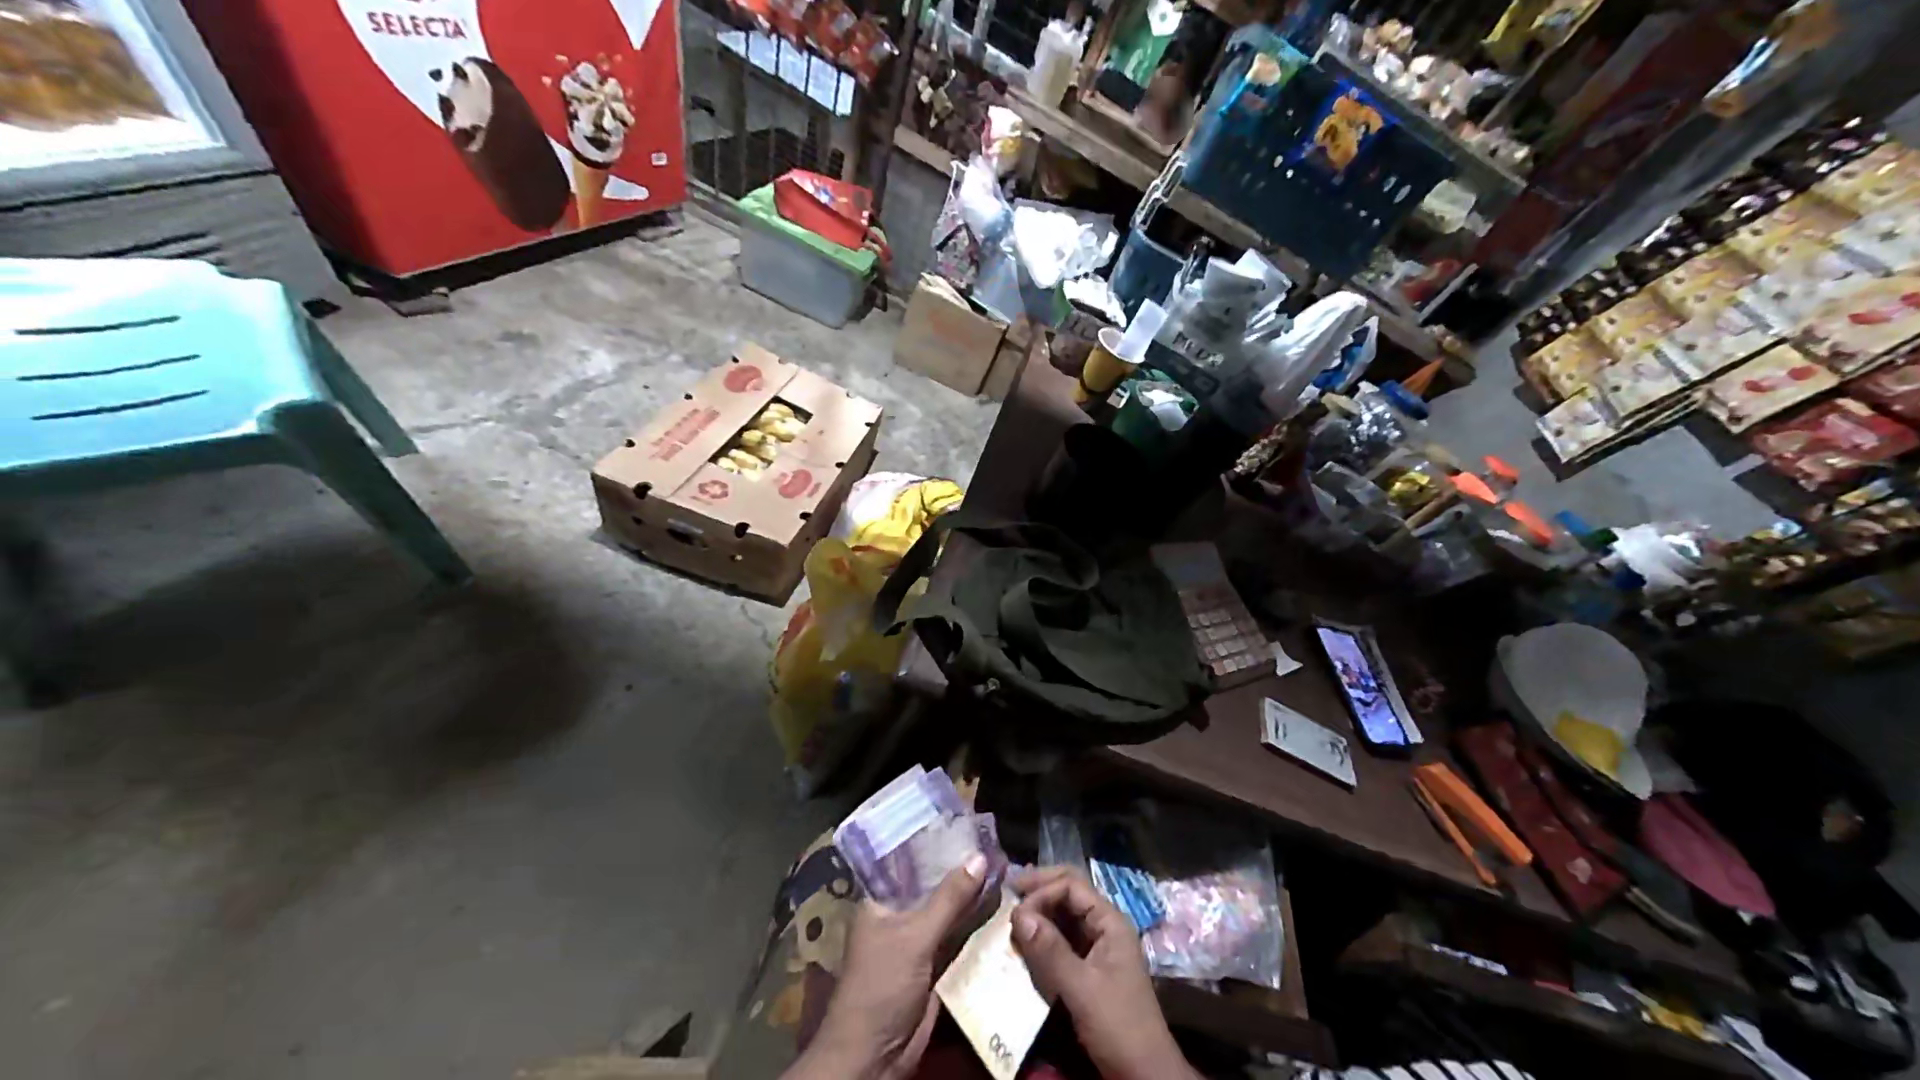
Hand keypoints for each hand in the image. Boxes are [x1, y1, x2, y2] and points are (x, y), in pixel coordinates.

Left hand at [786, 852, 991, 1079]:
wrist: (874, 1057)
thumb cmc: (881, 985)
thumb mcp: (915, 936)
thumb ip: (949, 899)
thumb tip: (981, 856)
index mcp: (881, 901)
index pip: (912, 863)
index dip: (940, 845)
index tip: (972, 826)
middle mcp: (899, 918)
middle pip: (936, 890)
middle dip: (964, 875)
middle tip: (1001, 849)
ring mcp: (918, 945)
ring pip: (951, 917)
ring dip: (976, 903)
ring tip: (1011, 873)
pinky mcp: (935, 971)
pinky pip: (960, 944)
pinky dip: (980, 932)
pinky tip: (1006, 912)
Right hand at [1010, 867, 1197, 1079]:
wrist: (1144, 1076)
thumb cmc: (1118, 1027)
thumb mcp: (1082, 989)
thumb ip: (1050, 950)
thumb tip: (1018, 913)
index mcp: (1110, 922)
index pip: (1071, 885)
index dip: (1042, 890)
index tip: (1015, 911)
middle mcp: (1103, 928)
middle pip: (1067, 895)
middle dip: (1037, 893)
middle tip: (1005, 897)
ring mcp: (1096, 948)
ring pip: (1062, 918)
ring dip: (1036, 916)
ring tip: (1008, 921)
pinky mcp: (1087, 970)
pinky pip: (1060, 942)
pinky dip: (1040, 940)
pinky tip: (1021, 946)